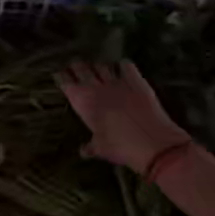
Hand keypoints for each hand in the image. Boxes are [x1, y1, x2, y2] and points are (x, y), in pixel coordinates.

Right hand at [56, 60, 191, 173]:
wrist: (153, 143)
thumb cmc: (121, 148)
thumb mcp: (102, 150)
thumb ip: (91, 146)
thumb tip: (83, 151)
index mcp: (83, 101)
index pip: (65, 81)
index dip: (62, 77)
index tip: (61, 76)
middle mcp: (96, 87)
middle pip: (81, 67)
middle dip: (78, 67)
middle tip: (77, 69)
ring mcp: (116, 81)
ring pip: (102, 65)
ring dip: (100, 67)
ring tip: (100, 70)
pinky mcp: (136, 80)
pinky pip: (126, 65)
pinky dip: (123, 66)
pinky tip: (123, 68)